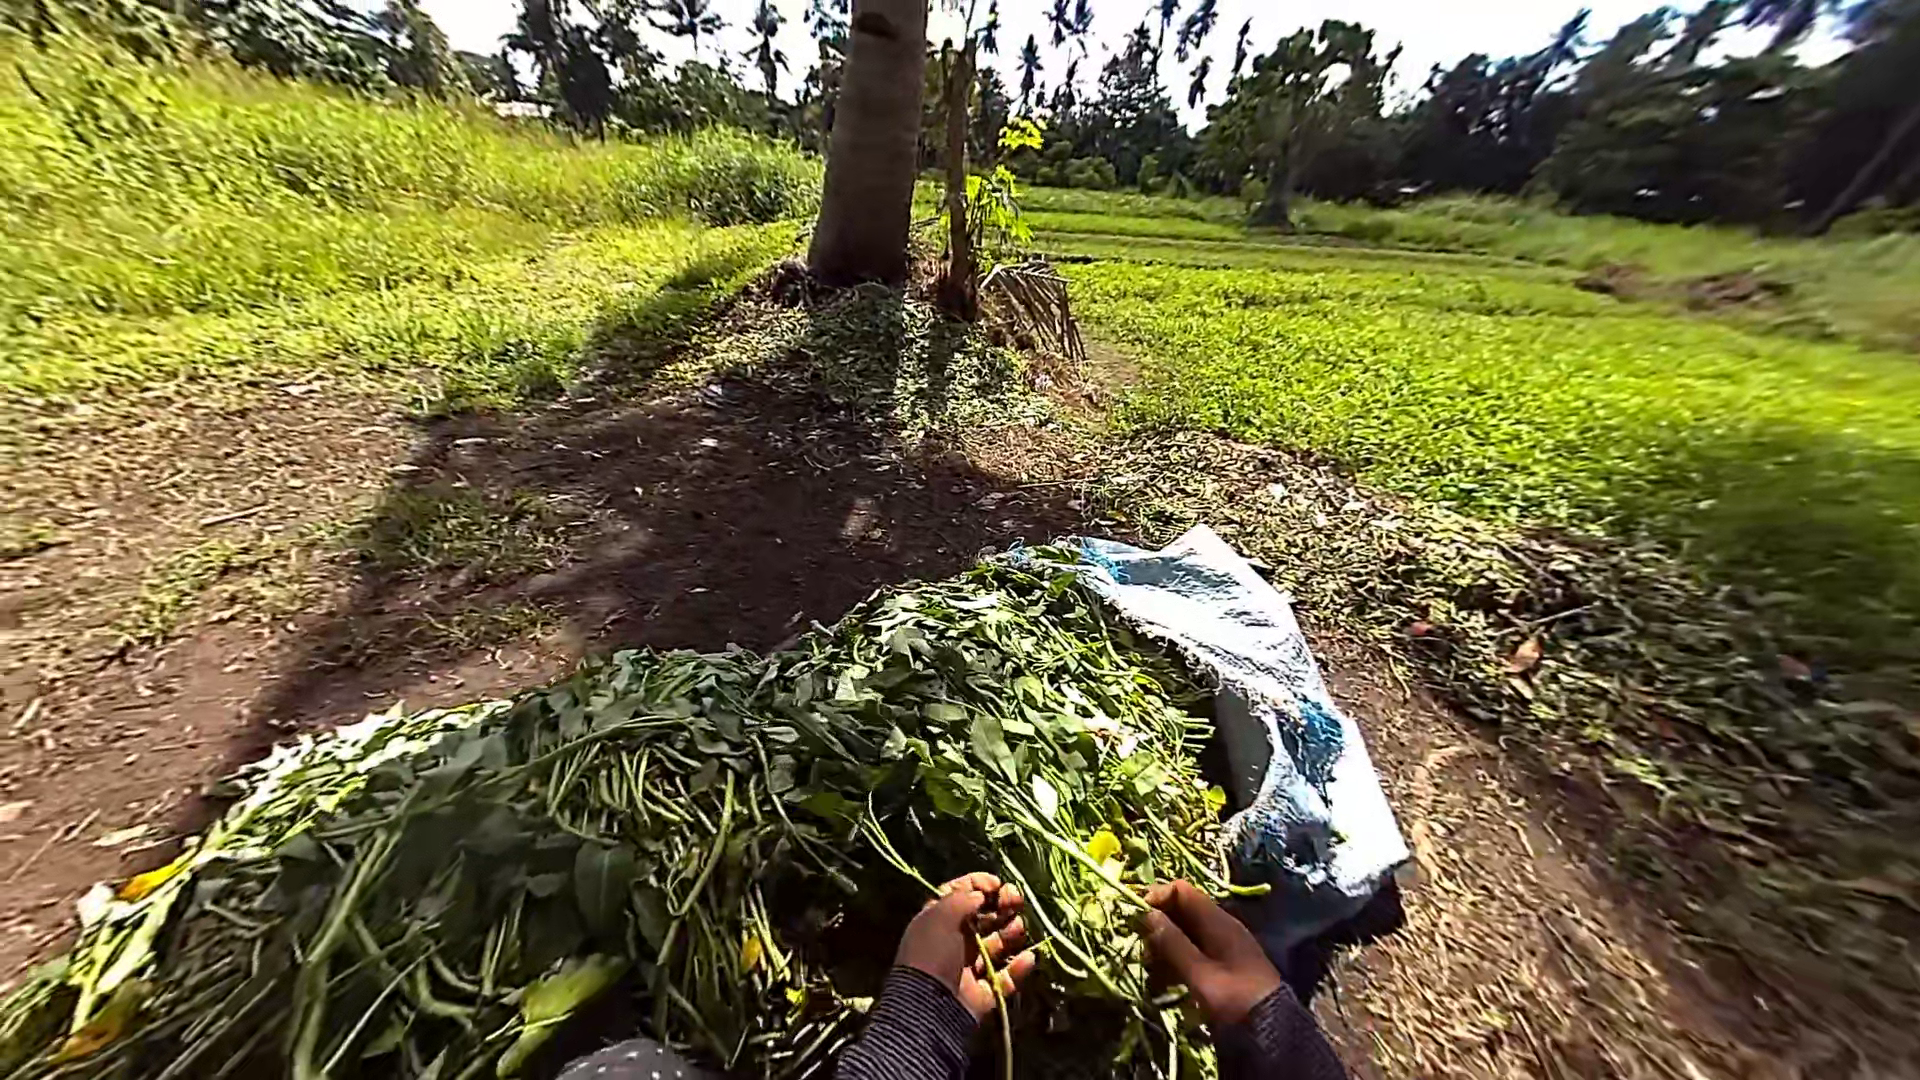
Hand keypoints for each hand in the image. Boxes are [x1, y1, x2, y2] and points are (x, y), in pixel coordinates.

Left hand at [894, 872, 1038, 1021]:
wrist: (928, 1008)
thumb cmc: (933, 953)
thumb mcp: (941, 915)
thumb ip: (963, 898)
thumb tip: (981, 893)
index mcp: (939, 918)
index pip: (962, 893)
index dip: (980, 884)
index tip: (997, 884)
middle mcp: (954, 939)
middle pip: (984, 916)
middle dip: (1002, 906)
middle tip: (1016, 900)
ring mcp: (969, 967)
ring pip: (996, 944)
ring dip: (1011, 932)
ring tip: (1018, 928)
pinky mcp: (983, 993)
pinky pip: (1005, 977)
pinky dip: (1018, 968)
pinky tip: (1028, 957)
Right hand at [1140, 880, 1282, 1026]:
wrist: (1278, 1040)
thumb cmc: (1236, 1000)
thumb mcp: (1200, 975)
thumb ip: (1172, 943)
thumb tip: (1146, 913)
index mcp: (1217, 920)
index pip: (1180, 890)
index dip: (1157, 898)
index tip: (1138, 918)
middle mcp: (1221, 926)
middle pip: (1181, 911)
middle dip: (1158, 925)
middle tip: (1142, 947)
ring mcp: (1224, 947)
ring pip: (1185, 933)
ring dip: (1165, 946)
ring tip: (1150, 968)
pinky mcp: (1225, 967)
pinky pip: (1194, 952)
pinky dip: (1177, 960)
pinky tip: (1166, 980)